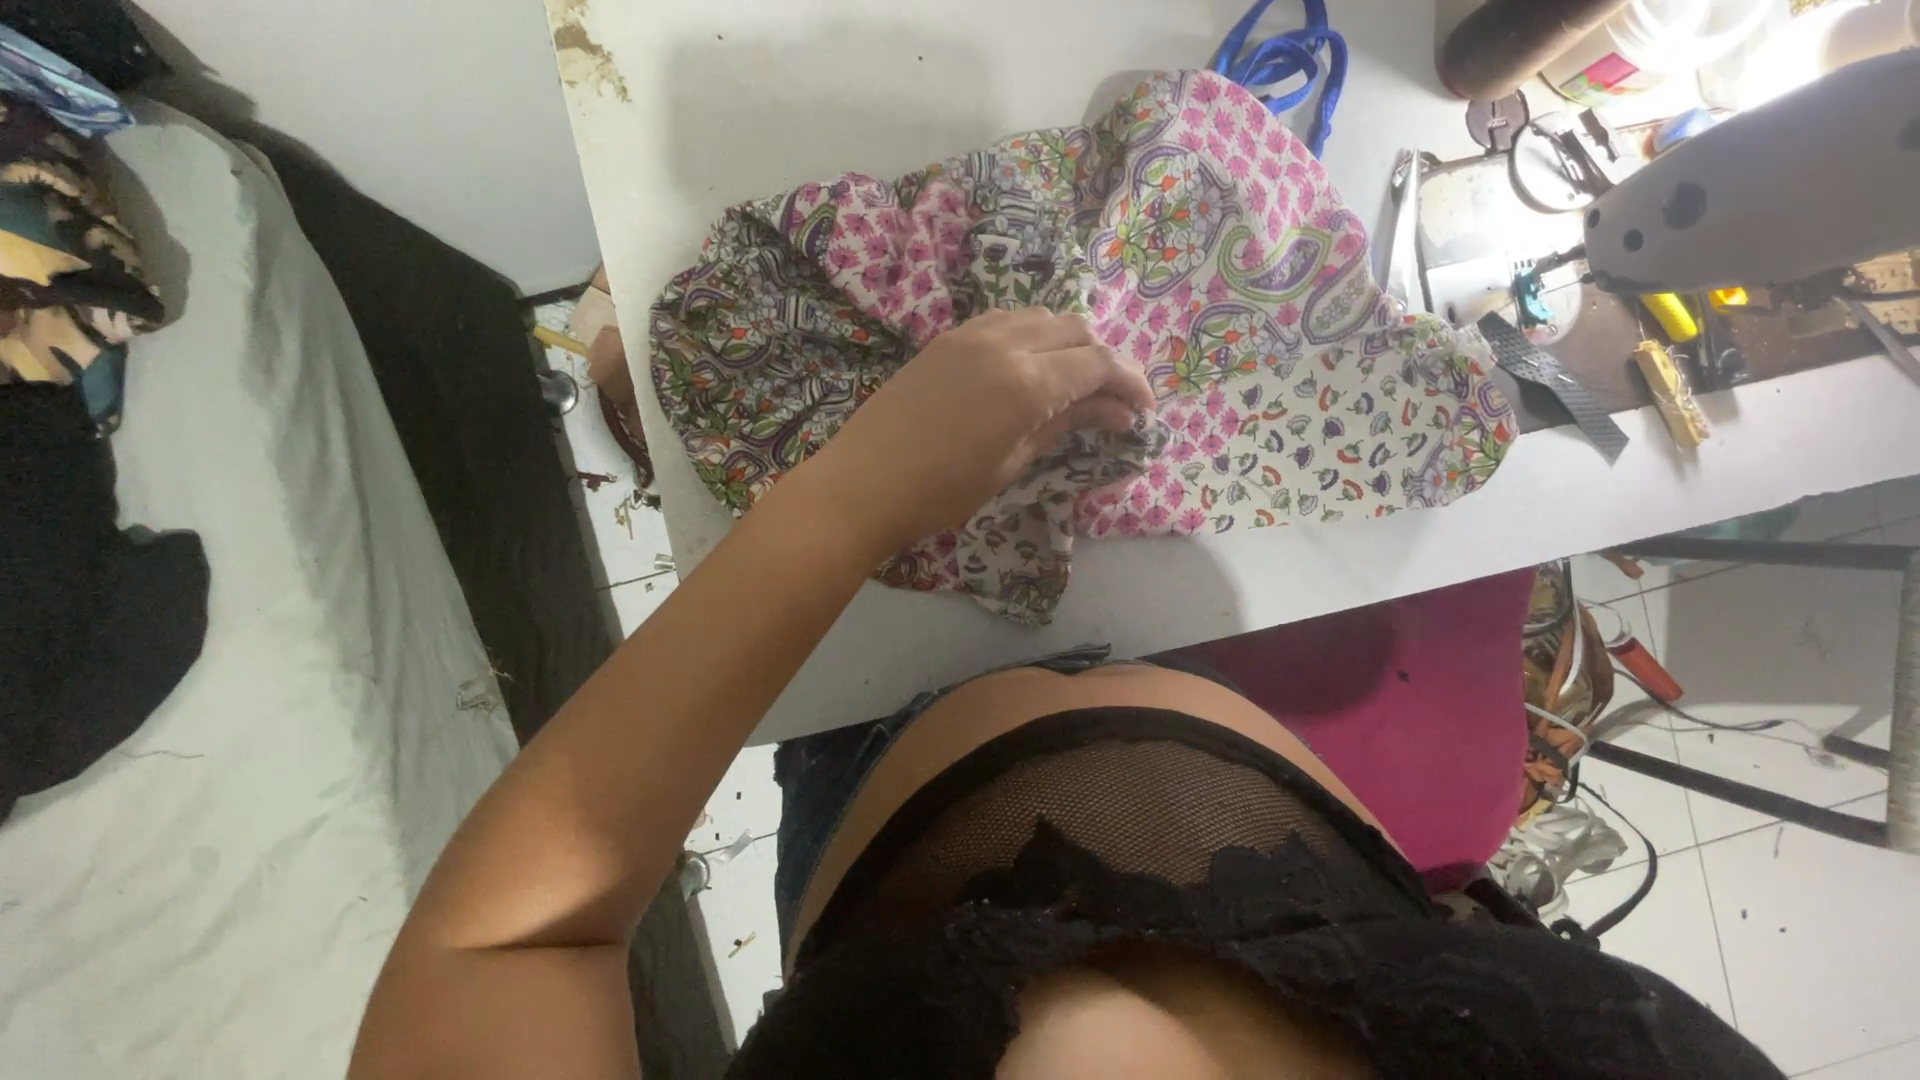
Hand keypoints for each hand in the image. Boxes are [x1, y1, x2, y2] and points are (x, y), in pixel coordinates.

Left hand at [791, 307, 1154, 555]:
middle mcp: (1004, 343)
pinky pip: (1007, 321)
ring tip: (1077, 383)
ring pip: (1042, 318)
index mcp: (1025, 382)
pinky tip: (1033, 367)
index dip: (1130, 384)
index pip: (1098, 363)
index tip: (1143, 412)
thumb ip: (1064, 424)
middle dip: (1106, 361)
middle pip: (1076, 332)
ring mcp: (972, 334)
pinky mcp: (947, 338)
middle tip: (1114, 402)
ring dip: (1070, 343)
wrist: (860, 484)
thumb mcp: (1010, 464)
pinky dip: (1033, 336)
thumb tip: (1117, 414)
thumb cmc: (938, 492)